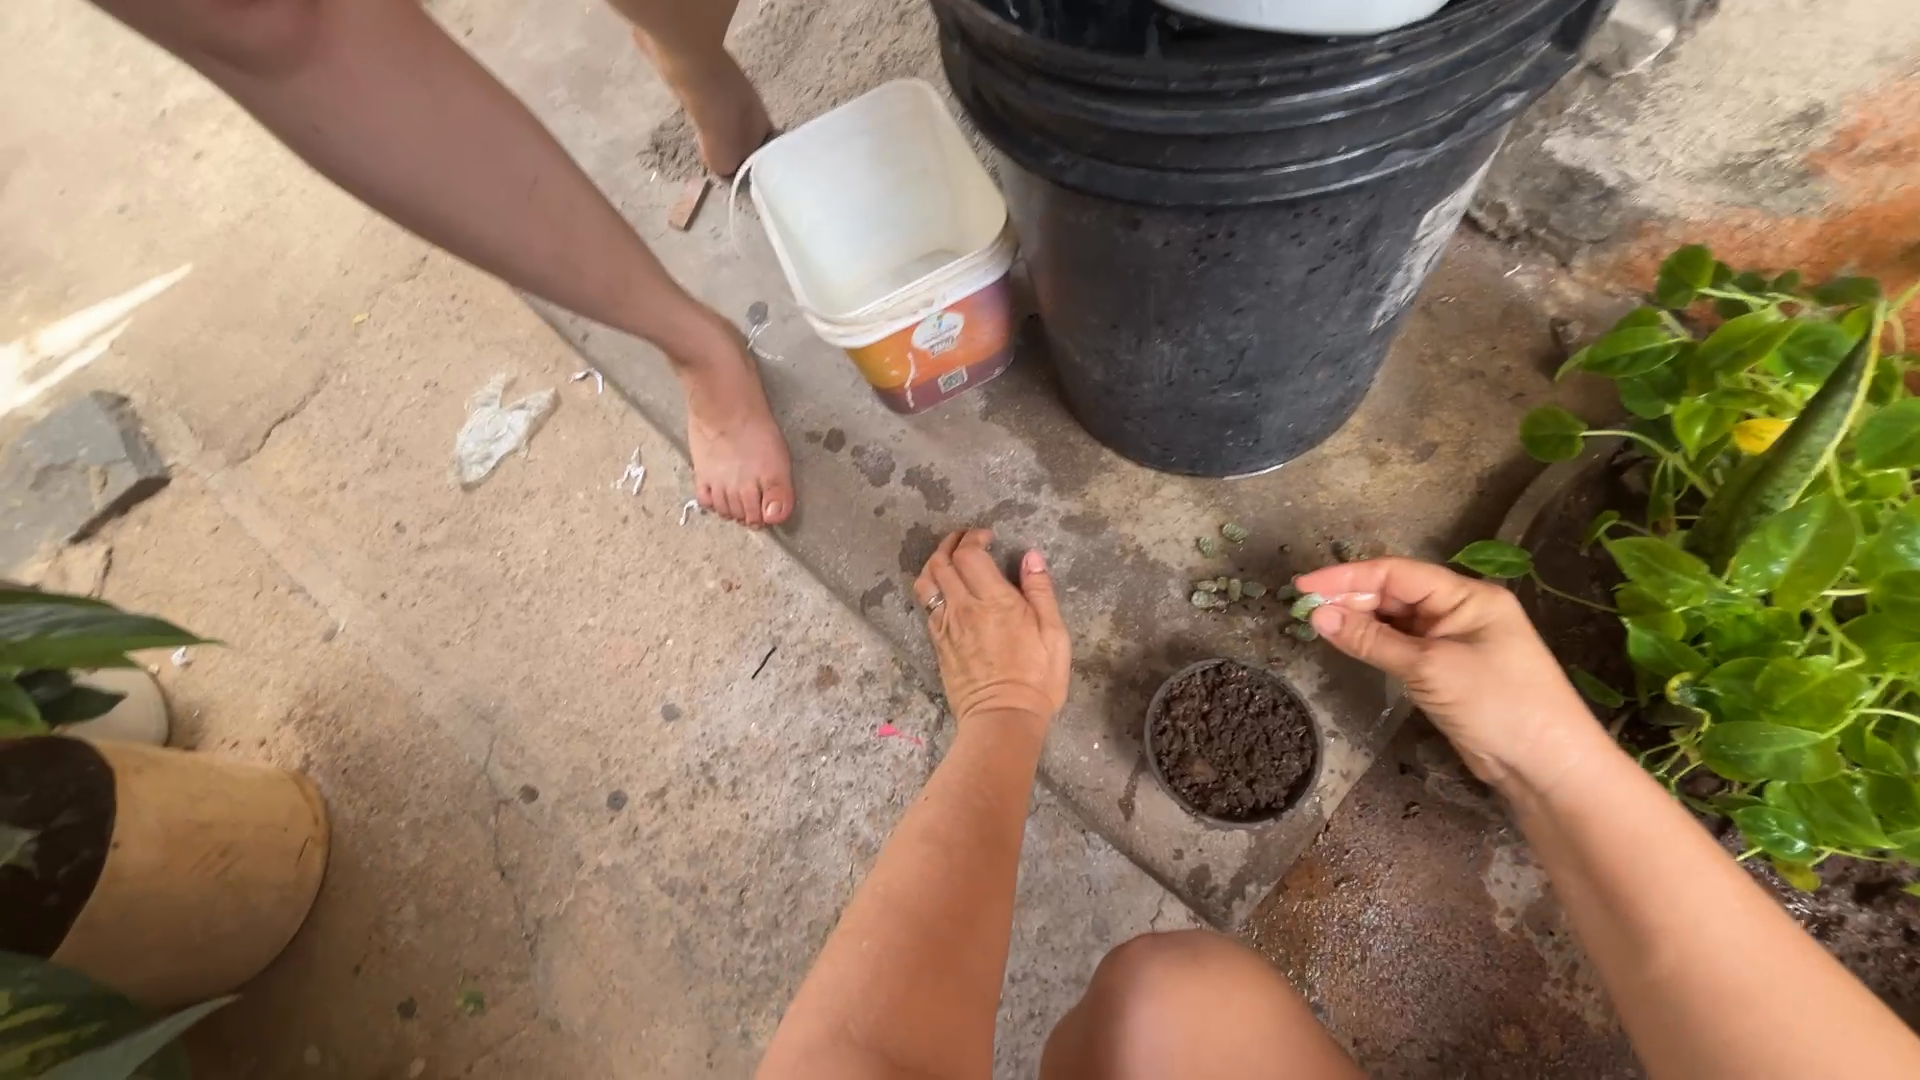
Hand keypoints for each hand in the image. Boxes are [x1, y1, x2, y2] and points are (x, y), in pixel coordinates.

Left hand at [911, 529, 1070, 731]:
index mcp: (993, 600)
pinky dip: (932, 589)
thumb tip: (1031, 556)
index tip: (987, 537)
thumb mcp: (1053, 632)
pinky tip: (945, 592)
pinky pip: (927, 607)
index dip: (973, 538)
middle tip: (964, 539)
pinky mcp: (938, 644)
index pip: (969, 554)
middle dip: (950, 544)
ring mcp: (946, 626)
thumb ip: (1040, 590)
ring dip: (934, 563)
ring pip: (926, 582)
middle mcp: (963, 607)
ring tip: (948, 559)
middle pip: (941, 563)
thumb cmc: (1037, 677)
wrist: (1003, 718)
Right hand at [1296, 558, 1597, 791]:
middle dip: (1349, 598)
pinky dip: (1371, 642)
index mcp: (1467, 596)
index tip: (1304, 586)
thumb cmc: (1497, 705)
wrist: (1546, 767)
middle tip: (1306, 610)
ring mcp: (1452, 640)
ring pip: (1393, 619)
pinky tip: (1346, 642)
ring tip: (1318, 624)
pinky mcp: (1444, 667)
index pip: (1395, 574)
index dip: (1346, 577)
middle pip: (1393, 593)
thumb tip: (1318, 616)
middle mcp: (1459, 610)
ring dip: (1357, 620)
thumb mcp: (1428, 667)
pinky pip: (1399, 643)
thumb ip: (1370, 640)